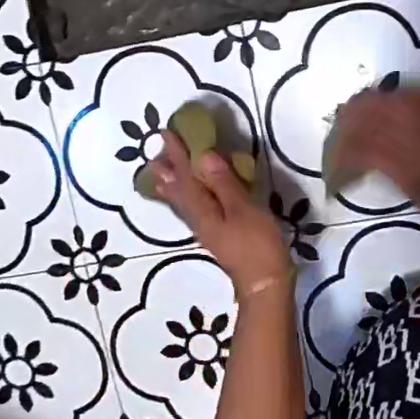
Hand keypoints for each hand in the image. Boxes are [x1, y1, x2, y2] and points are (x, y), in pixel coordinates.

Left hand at [150, 131, 290, 297]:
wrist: (265, 284)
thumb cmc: (257, 244)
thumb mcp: (244, 210)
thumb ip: (224, 183)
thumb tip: (204, 155)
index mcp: (204, 210)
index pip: (187, 176)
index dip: (178, 154)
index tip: (166, 133)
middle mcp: (200, 219)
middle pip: (180, 191)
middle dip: (170, 171)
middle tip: (154, 156)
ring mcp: (208, 229)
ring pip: (185, 202)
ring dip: (174, 185)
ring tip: (161, 175)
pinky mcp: (218, 236)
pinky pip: (195, 210)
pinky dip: (187, 198)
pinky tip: (193, 199)